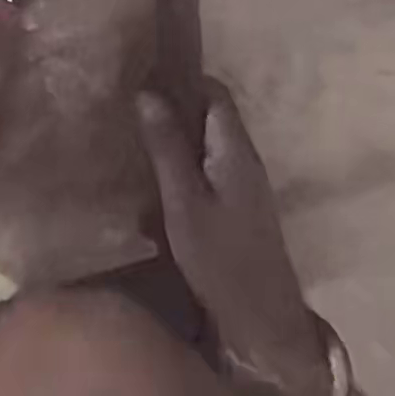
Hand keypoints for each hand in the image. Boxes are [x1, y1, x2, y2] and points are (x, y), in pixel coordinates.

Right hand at [136, 82, 332, 395]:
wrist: (262, 322)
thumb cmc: (221, 257)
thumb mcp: (183, 200)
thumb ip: (166, 145)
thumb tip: (146, 91)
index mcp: (235, 151)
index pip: (216, 93)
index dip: (183, 77)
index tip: (144, 73)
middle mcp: (245, 158)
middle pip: (212, 111)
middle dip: (174, 100)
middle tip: (131, 99)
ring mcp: (244, 181)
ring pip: (208, 136)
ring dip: (176, 127)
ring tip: (136, 126)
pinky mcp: (237, 201)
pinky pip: (208, 159)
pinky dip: (182, 152)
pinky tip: (156, 165)